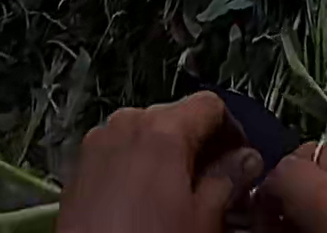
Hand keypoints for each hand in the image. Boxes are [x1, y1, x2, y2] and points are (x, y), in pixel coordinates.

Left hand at [57, 93, 261, 232]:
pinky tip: (142, 205)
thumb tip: (245, 161)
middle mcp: (129, 122)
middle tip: (213, 186)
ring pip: (147, 133)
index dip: (232, 131)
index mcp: (163, 128)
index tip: (240, 158)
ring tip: (174, 200)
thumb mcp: (201, 222)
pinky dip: (135, 166)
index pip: (210, 105)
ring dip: (165, 156)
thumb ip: (228, 180)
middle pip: (177, 117)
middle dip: (198, 146)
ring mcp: (100, 140)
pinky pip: (120, 150)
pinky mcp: (81, 164)